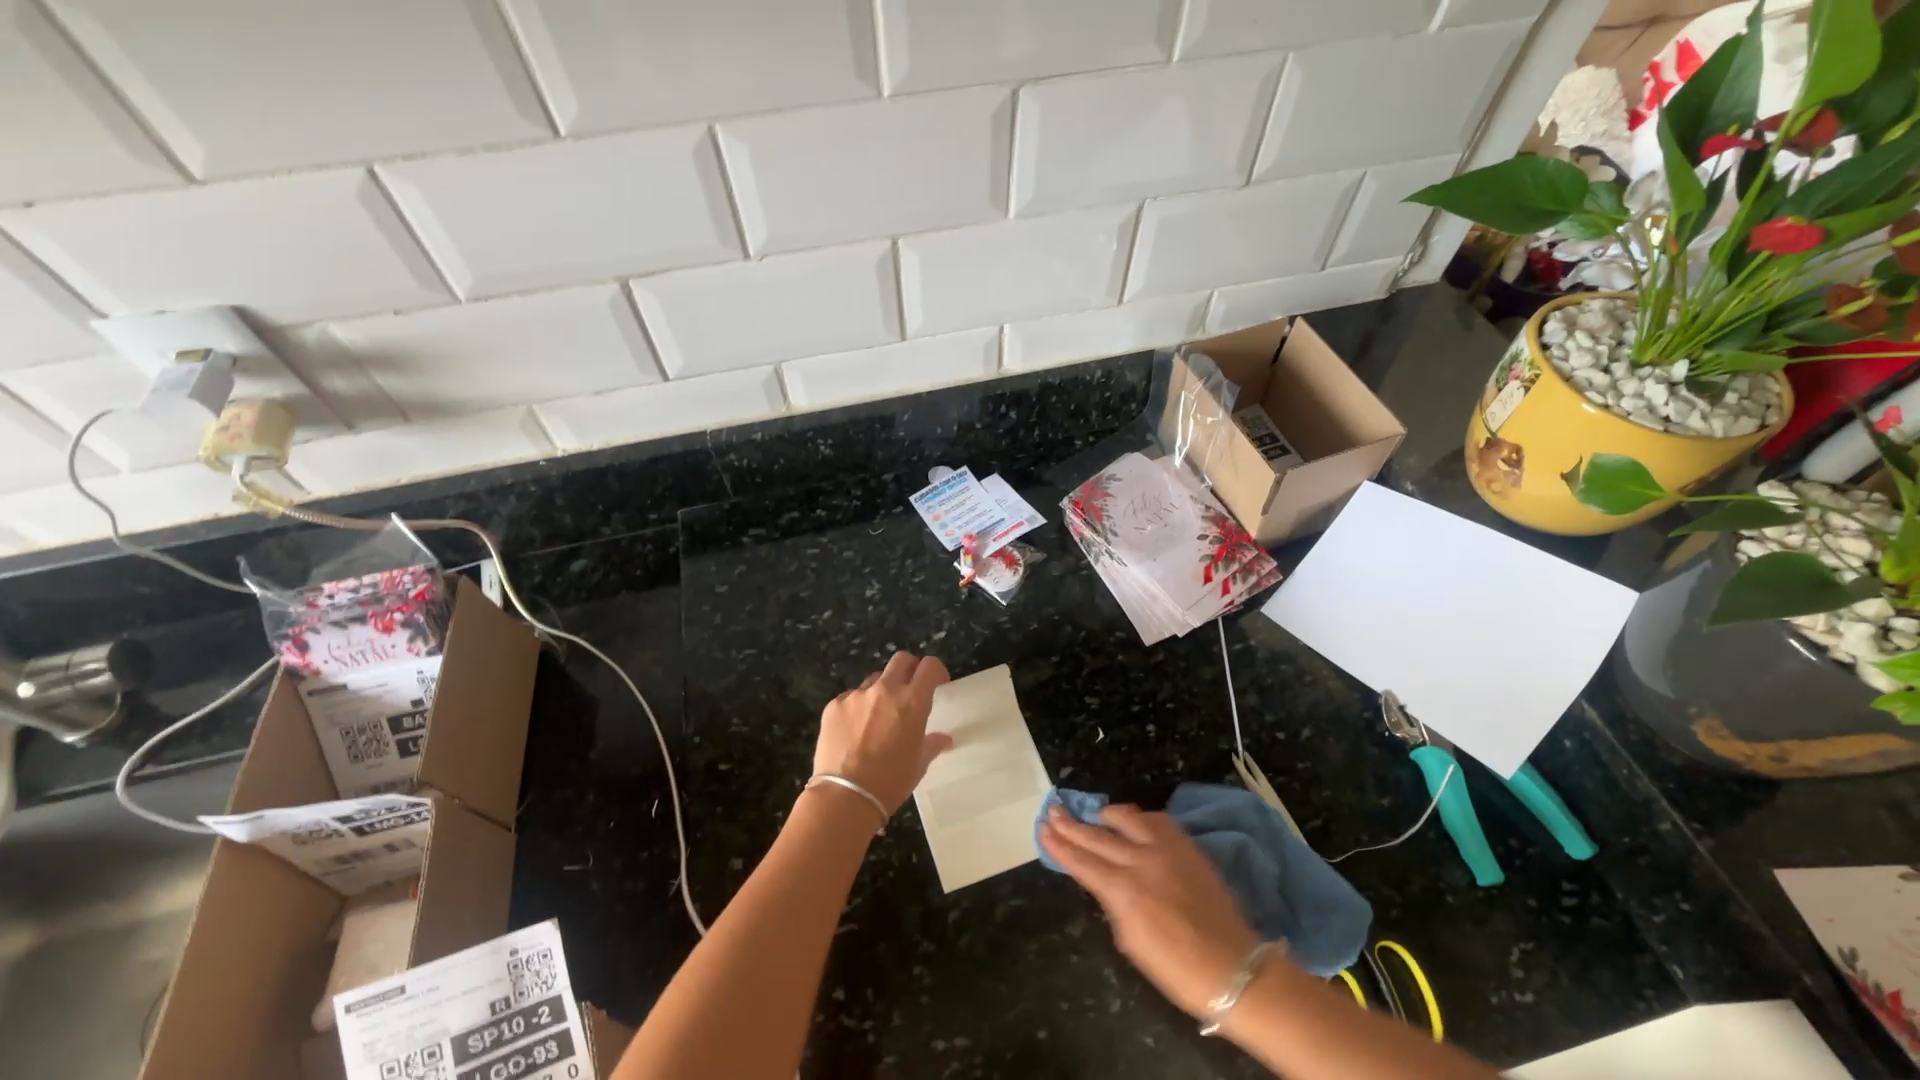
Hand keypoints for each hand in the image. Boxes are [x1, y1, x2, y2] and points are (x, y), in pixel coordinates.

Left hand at [813, 652, 953, 812]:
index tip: (937, 684)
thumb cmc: (890, 782)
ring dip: (881, 691)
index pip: (929, 666)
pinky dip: (857, 708)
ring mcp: (856, 695)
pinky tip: (853, 732)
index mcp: (912, 702)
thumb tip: (944, 739)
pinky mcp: (834, 705)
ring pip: (874, 679)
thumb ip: (931, 744)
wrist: (844, 796)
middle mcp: (885, 690)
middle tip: (909, 691)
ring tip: (877, 718)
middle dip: (909, 670)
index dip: (936, 671)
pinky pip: (851, 697)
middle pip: (901, 660)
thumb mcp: (918, 764)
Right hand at [1040, 804, 1263, 1017]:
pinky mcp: (1190, 848)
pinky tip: (1134, 822)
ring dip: (1106, 815)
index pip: (1081, 861)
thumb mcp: (1131, 941)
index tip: (1043, 829)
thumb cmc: (1177, 969)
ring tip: (1095, 814)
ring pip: (1128, 818)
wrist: (1234, 968)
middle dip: (1072, 824)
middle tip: (1053, 811)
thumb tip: (1107, 886)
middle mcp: (1142, 861)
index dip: (1059, 845)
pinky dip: (1140, 819)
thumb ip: (1114, 905)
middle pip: (1098, 836)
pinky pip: (1159, 822)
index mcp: (1123, 890)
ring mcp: (1168, 850)